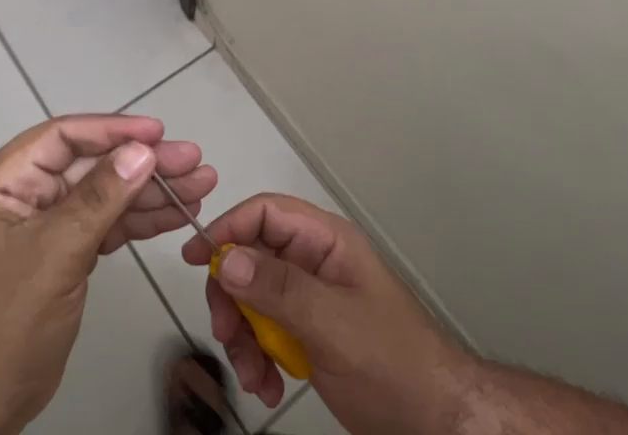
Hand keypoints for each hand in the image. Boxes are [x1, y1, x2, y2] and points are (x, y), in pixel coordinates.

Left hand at [0, 115, 217, 434]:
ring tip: (202, 185)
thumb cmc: (2, 325)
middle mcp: (24, 197)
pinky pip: (108, 226)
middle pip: (92, 166)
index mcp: (3, 184)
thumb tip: (142, 151)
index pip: (63, 139)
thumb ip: (98, 199)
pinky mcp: (64, 256)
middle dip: (145, 163)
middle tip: (195, 161)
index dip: (112, 130)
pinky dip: (142, 221)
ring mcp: (46, 227)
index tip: (160, 133)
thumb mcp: (53, 256)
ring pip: (106, 196)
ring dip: (153, 192)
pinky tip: (177, 215)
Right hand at [180, 194, 470, 434]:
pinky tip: (269, 386)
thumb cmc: (394, 361)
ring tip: (255, 375)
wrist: (431, 416)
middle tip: (226, 333)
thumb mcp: (333, 323)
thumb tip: (228, 258)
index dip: (228, 228)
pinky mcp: (307, 332)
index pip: (266, 213)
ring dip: (243, 340)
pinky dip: (257, 360)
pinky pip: (265, 334)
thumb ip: (279, 288)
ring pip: (251, 301)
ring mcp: (310, 299)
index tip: (196, 258)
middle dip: (232, 299)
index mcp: (327, 243)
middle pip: (250, 258)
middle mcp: (315, 263)